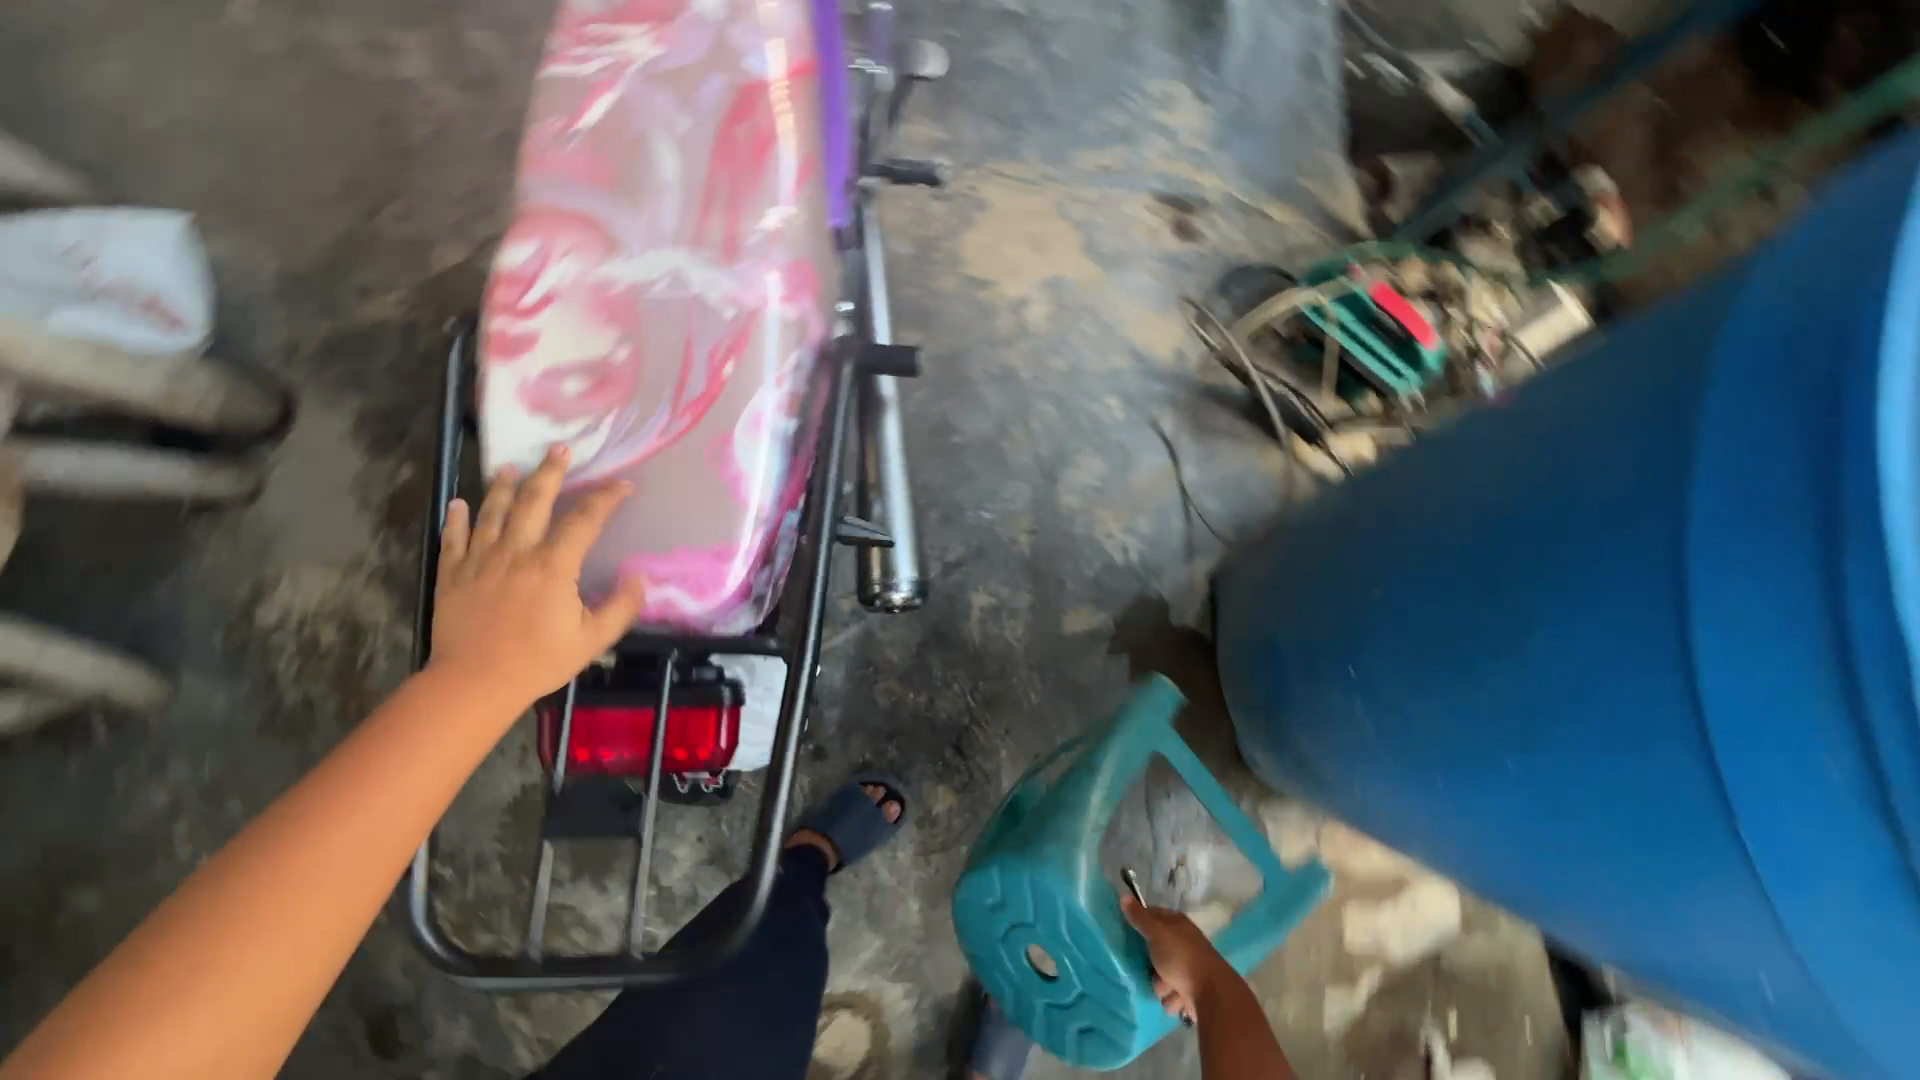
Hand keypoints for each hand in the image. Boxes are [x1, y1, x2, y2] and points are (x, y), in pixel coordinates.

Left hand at [427, 445, 645, 708]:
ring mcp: (480, 560)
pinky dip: (456, 518)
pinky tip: (459, 503)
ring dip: (504, 487)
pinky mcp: (452, 574)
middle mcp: (517, 552)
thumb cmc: (539, 661)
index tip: (622, 485)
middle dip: (551, 472)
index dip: (605, 498)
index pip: (584, 520)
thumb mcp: (593, 640)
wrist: (474, 682)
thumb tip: (639, 577)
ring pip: (492, 512)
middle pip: (534, 501)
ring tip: (510, 467)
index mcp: (554, 566)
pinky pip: (453, 537)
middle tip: (559, 450)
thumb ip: (621, 607)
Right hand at [1120, 893, 1237, 1021]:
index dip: (1139, 923)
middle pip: (1153, 951)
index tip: (1128, 932)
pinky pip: (1170, 995)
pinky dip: (1173, 998)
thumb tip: (1123, 896)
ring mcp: (1187, 969)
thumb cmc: (1181, 957)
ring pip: (1159, 977)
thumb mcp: (1156, 933)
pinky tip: (1179, 998)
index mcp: (1177, 925)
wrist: (1212, 994)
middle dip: (1150, 964)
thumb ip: (1139, 918)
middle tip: (1149, 965)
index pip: (1152, 916)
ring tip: (1169, 986)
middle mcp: (1182, 944)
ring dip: (1161, 985)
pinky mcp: (1190, 991)